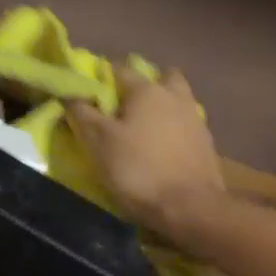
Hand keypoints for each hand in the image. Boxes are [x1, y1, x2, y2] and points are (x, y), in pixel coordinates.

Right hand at [67, 68, 226, 242]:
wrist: (188, 205)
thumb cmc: (136, 169)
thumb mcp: (98, 141)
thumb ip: (83, 114)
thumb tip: (71, 95)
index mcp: (147, 91)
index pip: (121, 70)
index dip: (102, 75)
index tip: (88, 86)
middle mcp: (175, 97)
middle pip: (160, 77)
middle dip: (143, 83)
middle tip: (123, 102)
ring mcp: (194, 118)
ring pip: (176, 98)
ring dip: (161, 103)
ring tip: (141, 124)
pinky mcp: (204, 141)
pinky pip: (184, 121)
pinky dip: (171, 124)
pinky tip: (160, 142)